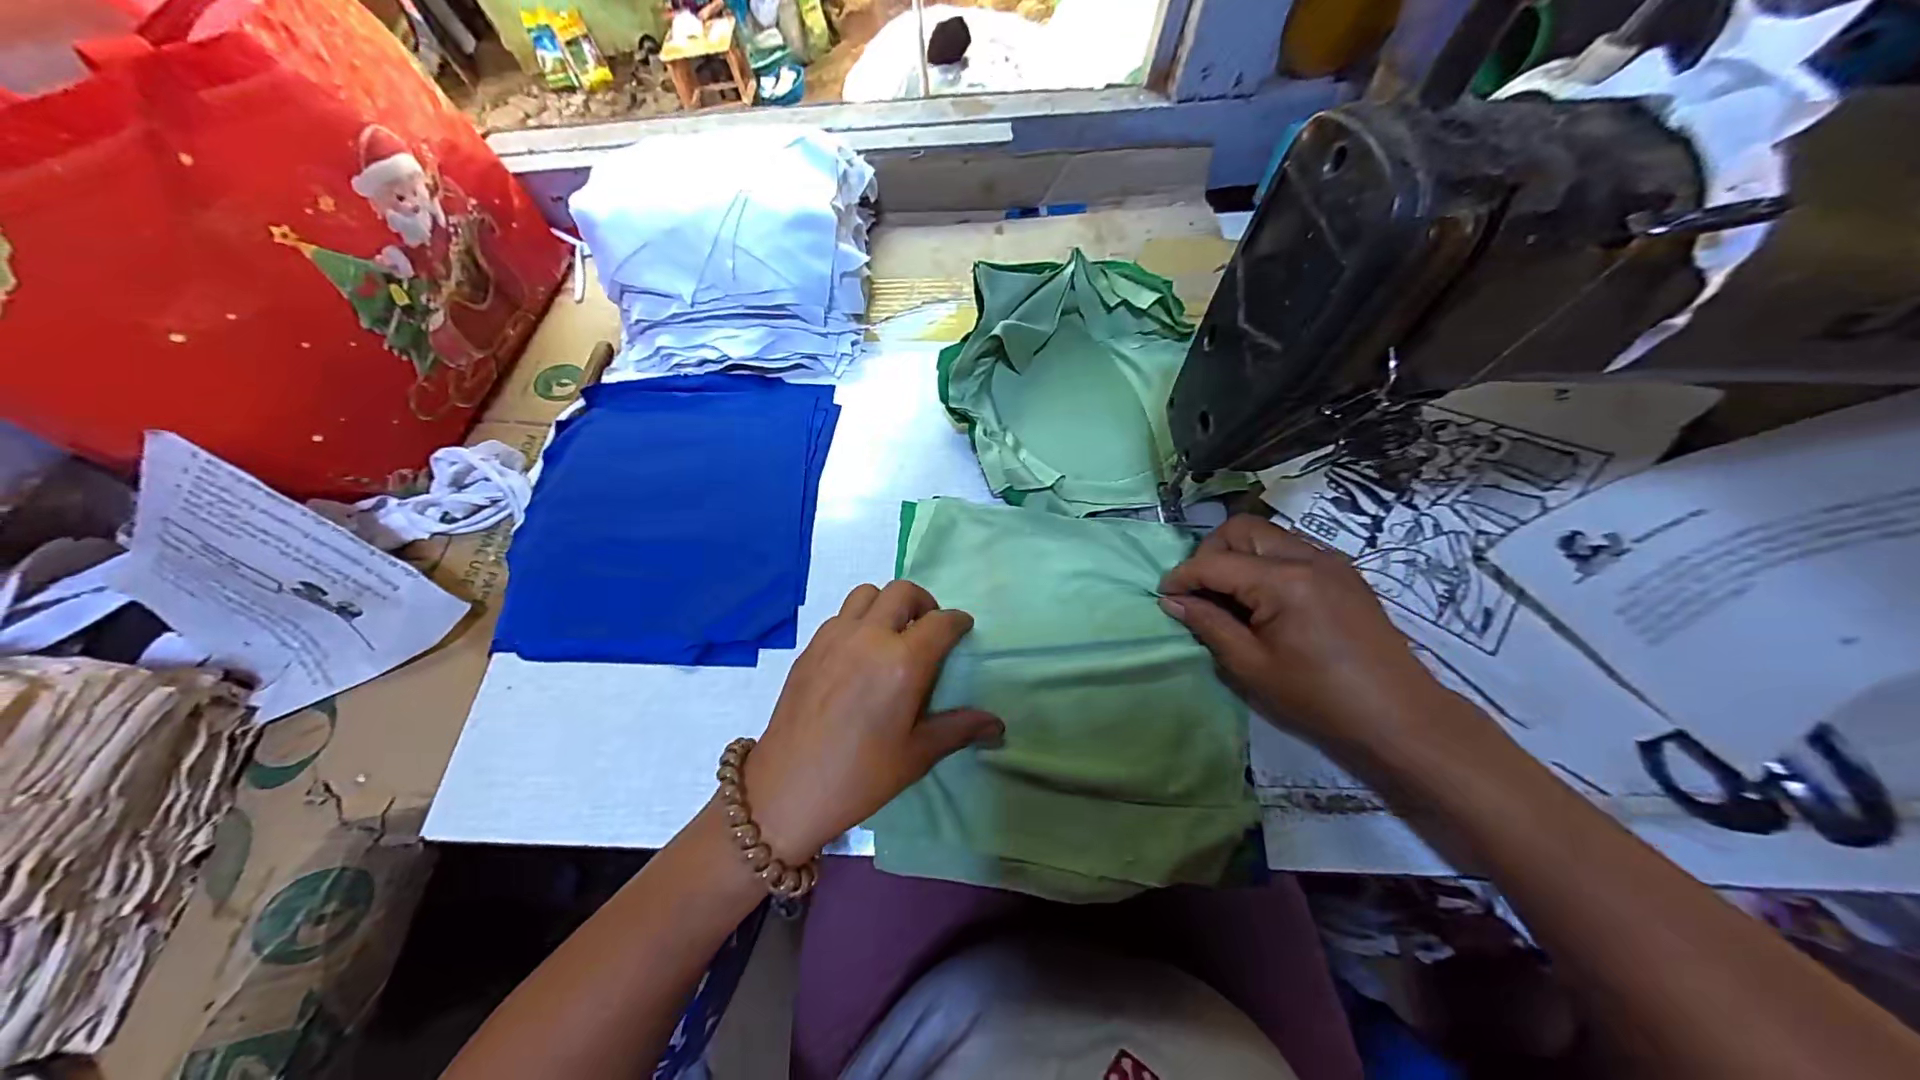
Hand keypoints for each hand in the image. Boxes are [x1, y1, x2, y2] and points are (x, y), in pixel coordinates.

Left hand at [744, 581, 1003, 862]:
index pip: (940, 622)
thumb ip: (959, 729)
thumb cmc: (860, 777)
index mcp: (902, 662)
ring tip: (893, 634)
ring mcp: (834, 638)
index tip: (963, 629)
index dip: (958, 621)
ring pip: (867, 594)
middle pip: (903, 592)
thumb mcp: (916, 755)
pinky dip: (859, 620)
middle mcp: (869, 637)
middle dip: (924, 603)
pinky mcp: (809, 648)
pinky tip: (860, 654)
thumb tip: (997, 724)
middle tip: (929, 628)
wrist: (786, 789)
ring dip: (887, 604)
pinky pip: (841, 615)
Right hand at [1158, 515, 1474, 753]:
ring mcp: (1330, 560)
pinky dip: (1265, 562)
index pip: (1215, 562)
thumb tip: (1174, 601)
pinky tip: (1263, 599)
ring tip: (1229, 596)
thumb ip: (1209, 625)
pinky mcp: (1343, 571)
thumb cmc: (1318, 697)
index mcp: (1283, 581)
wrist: (1398, 715)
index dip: (1182, 576)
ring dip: (1238, 554)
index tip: (1165, 597)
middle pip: (1241, 529)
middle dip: (1210, 553)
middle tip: (1200, 592)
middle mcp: (1308, 556)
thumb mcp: (1251, 666)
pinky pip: (1291, 548)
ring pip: (1267, 534)